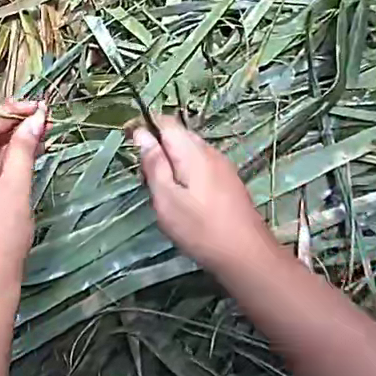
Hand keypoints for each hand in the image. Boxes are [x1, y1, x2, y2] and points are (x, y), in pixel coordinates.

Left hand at [0, 99, 47, 292]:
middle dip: (13, 129)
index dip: (11, 114)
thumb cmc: (1, 239)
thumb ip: (24, 150)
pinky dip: (2, 166)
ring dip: (10, 146)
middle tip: (46, 123)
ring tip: (41, 140)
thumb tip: (36, 118)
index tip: (41, 109)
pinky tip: (24, 163)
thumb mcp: (16, 190)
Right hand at [130, 117, 284, 279]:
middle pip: (178, 135)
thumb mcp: (166, 198)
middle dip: (158, 148)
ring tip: (162, 192)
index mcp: (192, 151)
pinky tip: (184, 198)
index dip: (145, 126)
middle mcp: (209, 151)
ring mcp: (222, 165)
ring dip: (171, 163)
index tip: (129, 144)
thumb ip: (154, 164)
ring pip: (189, 151)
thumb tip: (141, 133)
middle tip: (145, 178)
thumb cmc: (200, 228)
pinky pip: (201, 165)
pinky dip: (186, 173)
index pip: (166, 122)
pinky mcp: (228, 181)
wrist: (246, 254)